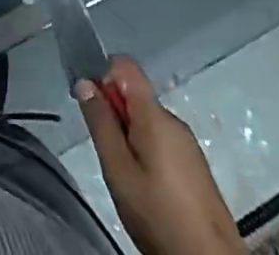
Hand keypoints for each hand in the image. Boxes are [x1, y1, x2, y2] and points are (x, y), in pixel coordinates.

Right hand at [76, 56, 245, 254]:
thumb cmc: (158, 213)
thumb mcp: (118, 169)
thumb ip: (100, 123)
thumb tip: (85, 82)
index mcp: (155, 115)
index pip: (126, 66)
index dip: (102, 75)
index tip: (91, 107)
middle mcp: (173, 120)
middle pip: (134, 96)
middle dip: (113, 114)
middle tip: (107, 154)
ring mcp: (186, 143)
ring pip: (146, 121)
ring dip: (127, 136)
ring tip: (125, 177)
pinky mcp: (193, 164)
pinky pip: (160, 141)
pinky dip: (144, 152)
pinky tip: (144, 188)